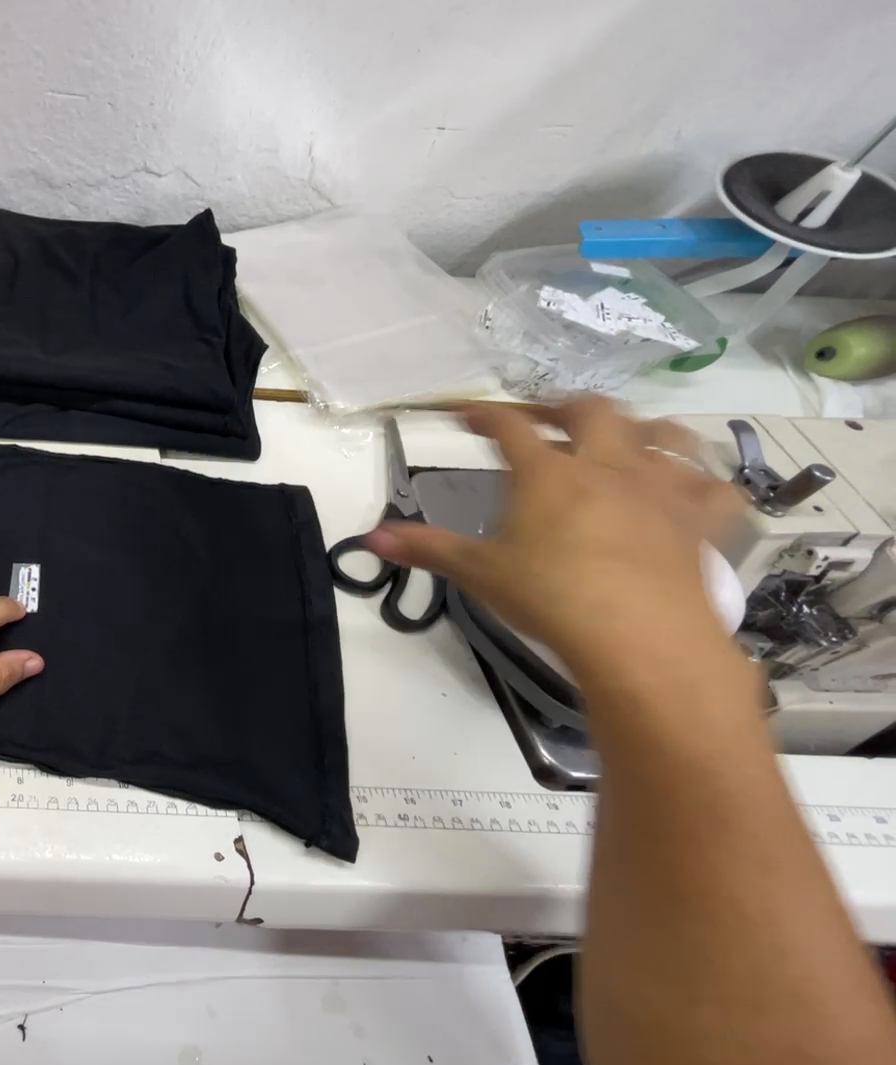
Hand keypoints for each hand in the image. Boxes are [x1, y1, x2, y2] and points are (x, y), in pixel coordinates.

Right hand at [364, 397, 750, 681]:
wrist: (642, 638)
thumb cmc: (549, 597)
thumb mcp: (476, 572)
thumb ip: (425, 548)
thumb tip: (370, 538)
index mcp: (547, 474)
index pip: (509, 427)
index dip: (484, 414)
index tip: (465, 413)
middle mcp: (607, 466)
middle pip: (591, 411)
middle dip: (562, 408)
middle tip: (543, 420)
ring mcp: (662, 488)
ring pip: (660, 433)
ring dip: (636, 428)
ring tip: (620, 439)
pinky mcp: (703, 519)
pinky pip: (711, 483)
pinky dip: (695, 477)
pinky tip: (682, 487)